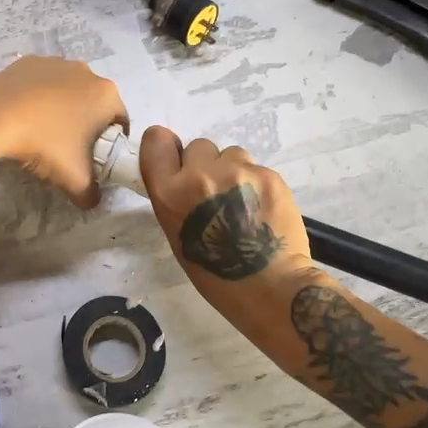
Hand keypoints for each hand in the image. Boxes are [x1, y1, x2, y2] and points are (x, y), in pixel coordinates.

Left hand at [0, 57, 126, 207]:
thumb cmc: (45, 144)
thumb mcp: (75, 180)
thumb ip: (92, 194)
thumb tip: (91, 199)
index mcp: (107, 95)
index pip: (120, 122)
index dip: (111, 144)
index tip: (94, 159)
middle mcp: (87, 71)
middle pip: (94, 104)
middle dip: (86, 124)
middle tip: (68, 149)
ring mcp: (56, 62)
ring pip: (68, 91)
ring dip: (62, 108)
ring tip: (41, 131)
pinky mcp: (29, 61)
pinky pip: (41, 83)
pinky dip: (38, 96)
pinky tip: (23, 114)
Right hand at [137, 127, 313, 312]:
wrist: (270, 287)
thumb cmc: (216, 275)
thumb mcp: (177, 236)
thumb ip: (177, 199)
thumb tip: (187, 180)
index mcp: (169, 193)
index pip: (157, 140)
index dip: (168, 146)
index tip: (178, 161)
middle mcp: (199, 176)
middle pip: (199, 146)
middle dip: (207, 165)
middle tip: (219, 195)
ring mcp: (236, 172)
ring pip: (232, 154)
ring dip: (235, 172)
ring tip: (245, 204)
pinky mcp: (268, 175)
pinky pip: (257, 169)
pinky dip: (259, 185)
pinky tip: (264, 211)